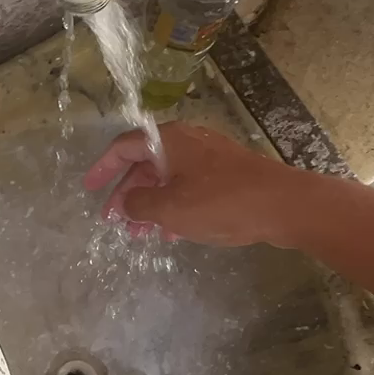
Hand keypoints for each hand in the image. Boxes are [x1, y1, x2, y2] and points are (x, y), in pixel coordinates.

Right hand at [83, 122, 312, 246]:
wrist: (284, 205)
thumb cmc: (222, 202)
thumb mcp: (170, 208)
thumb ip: (139, 205)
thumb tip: (124, 203)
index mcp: (169, 140)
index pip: (124, 146)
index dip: (103, 168)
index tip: (89, 188)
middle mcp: (187, 142)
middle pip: (145, 163)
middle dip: (127, 193)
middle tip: (114, 221)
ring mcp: (208, 158)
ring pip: (167, 178)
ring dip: (150, 204)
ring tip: (140, 234)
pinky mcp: (226, 175)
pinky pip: (188, 186)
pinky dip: (173, 205)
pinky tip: (170, 231)